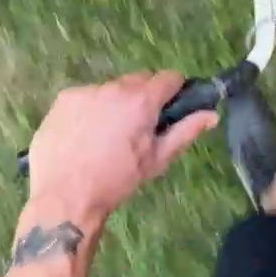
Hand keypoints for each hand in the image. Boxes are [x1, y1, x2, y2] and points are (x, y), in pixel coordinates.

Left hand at [24, 72, 217, 222]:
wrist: (65, 198)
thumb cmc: (117, 181)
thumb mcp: (157, 160)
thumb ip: (186, 132)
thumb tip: (212, 114)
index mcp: (142, 100)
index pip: (169, 77)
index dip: (174, 91)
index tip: (169, 109)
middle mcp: (115, 87)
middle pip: (139, 80)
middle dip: (143, 97)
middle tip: (137, 127)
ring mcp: (86, 91)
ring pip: (111, 89)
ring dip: (115, 103)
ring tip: (106, 135)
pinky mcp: (63, 99)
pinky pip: (85, 97)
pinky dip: (89, 110)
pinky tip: (83, 135)